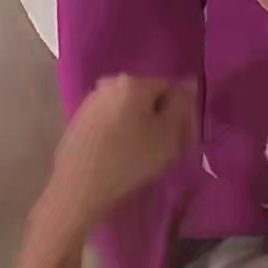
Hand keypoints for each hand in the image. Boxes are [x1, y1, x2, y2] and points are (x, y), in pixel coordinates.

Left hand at [34, 74, 197, 242]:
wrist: (79, 186)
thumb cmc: (129, 160)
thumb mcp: (167, 135)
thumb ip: (181, 104)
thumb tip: (188, 82)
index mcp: (133, 81)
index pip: (168, 89)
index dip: (175, 114)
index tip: (174, 138)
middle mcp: (109, 82)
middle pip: (145, 97)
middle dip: (155, 117)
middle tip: (158, 148)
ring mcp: (91, 99)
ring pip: (126, 108)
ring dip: (136, 125)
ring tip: (137, 154)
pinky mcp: (79, 118)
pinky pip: (109, 118)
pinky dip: (117, 131)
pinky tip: (117, 153)